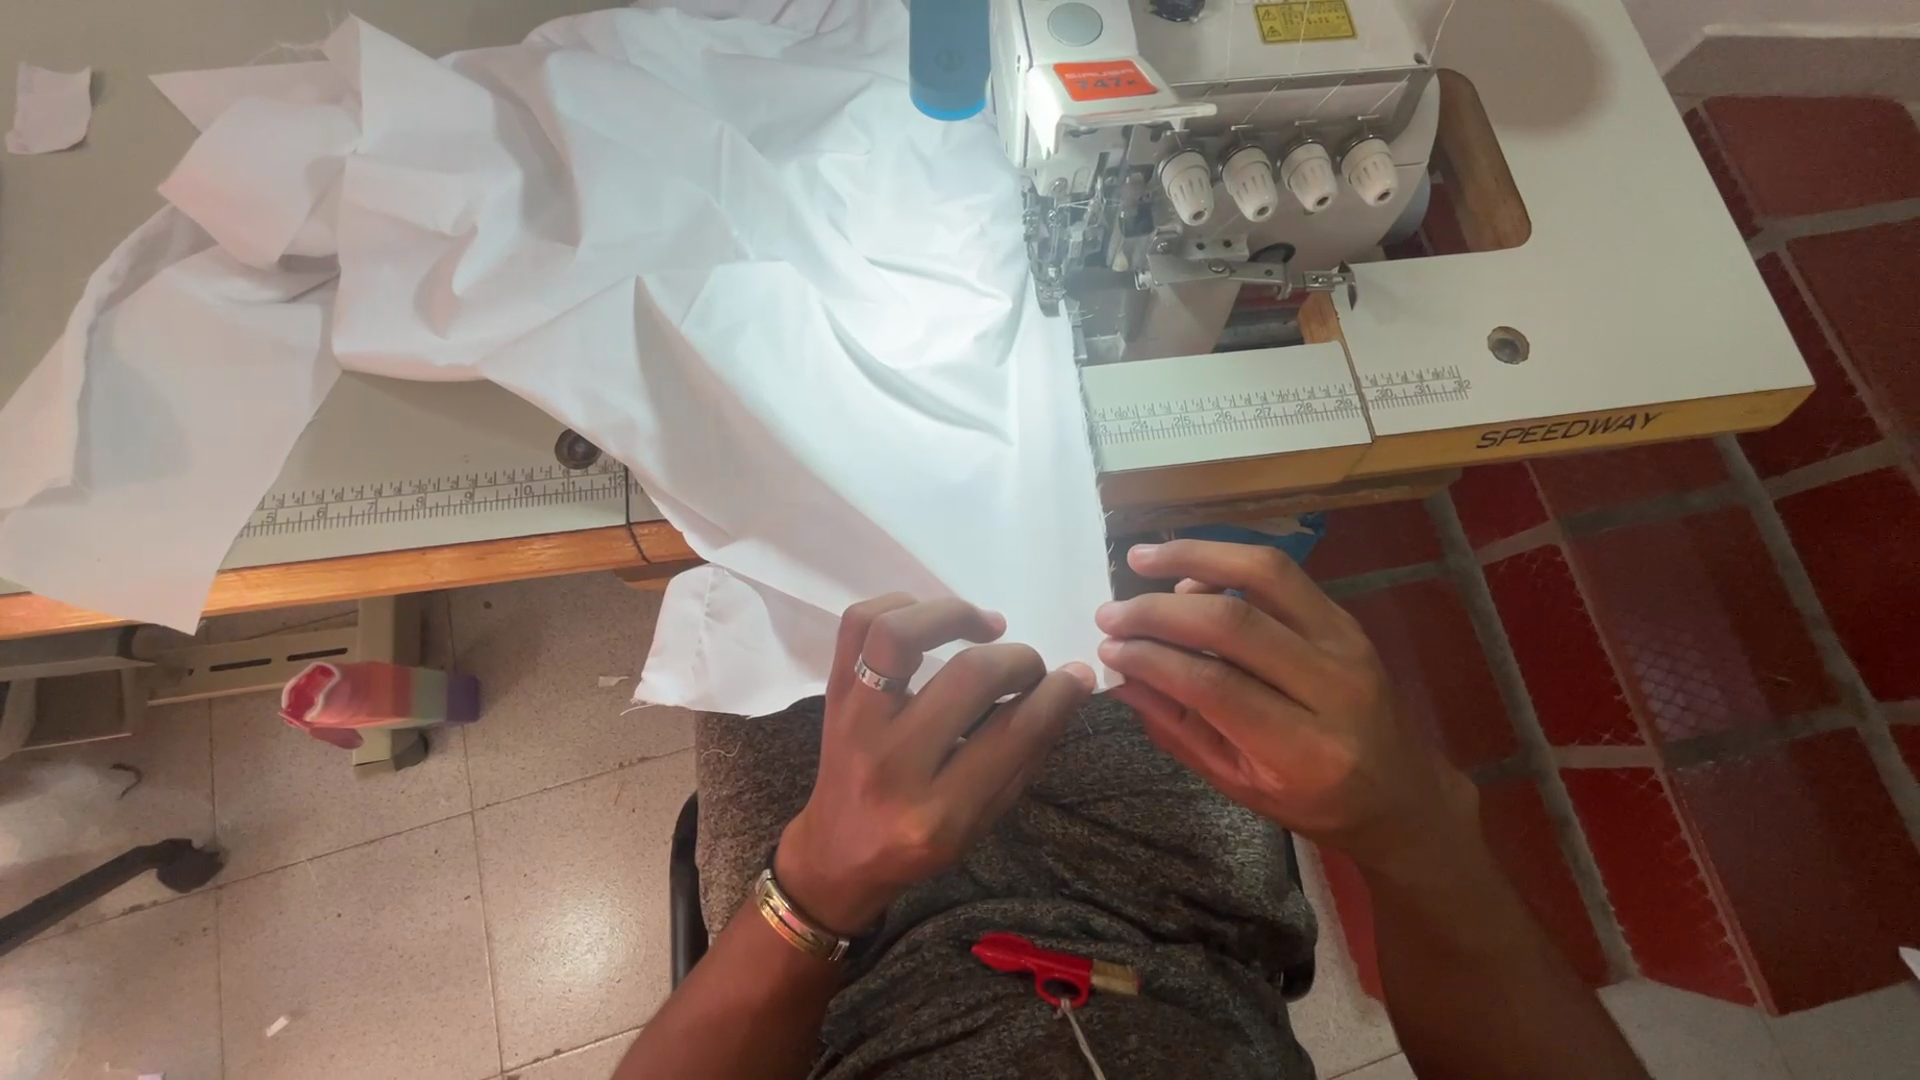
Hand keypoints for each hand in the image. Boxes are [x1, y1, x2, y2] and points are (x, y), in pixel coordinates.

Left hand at [775, 595, 1095, 934]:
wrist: (839, 851)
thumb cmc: (920, 842)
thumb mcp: (982, 819)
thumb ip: (1025, 753)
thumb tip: (1070, 683)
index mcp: (938, 813)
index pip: (1012, 733)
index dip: (1056, 694)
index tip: (1075, 675)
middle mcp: (892, 762)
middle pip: (968, 676)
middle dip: (1017, 660)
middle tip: (1030, 666)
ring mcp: (854, 722)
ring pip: (898, 634)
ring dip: (953, 615)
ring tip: (983, 626)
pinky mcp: (834, 694)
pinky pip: (856, 624)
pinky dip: (899, 605)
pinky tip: (930, 620)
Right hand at [1095, 540, 1476, 877]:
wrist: (1405, 794)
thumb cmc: (1314, 804)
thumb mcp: (1237, 784)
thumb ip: (1177, 728)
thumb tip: (1121, 675)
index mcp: (1306, 749)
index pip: (1214, 685)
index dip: (1152, 659)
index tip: (1108, 649)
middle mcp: (1334, 686)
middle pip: (1234, 623)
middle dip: (1159, 611)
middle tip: (1111, 613)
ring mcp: (1346, 641)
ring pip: (1264, 573)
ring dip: (1194, 557)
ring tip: (1141, 559)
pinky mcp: (1344, 616)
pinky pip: (1279, 572)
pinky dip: (1225, 561)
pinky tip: (1187, 573)